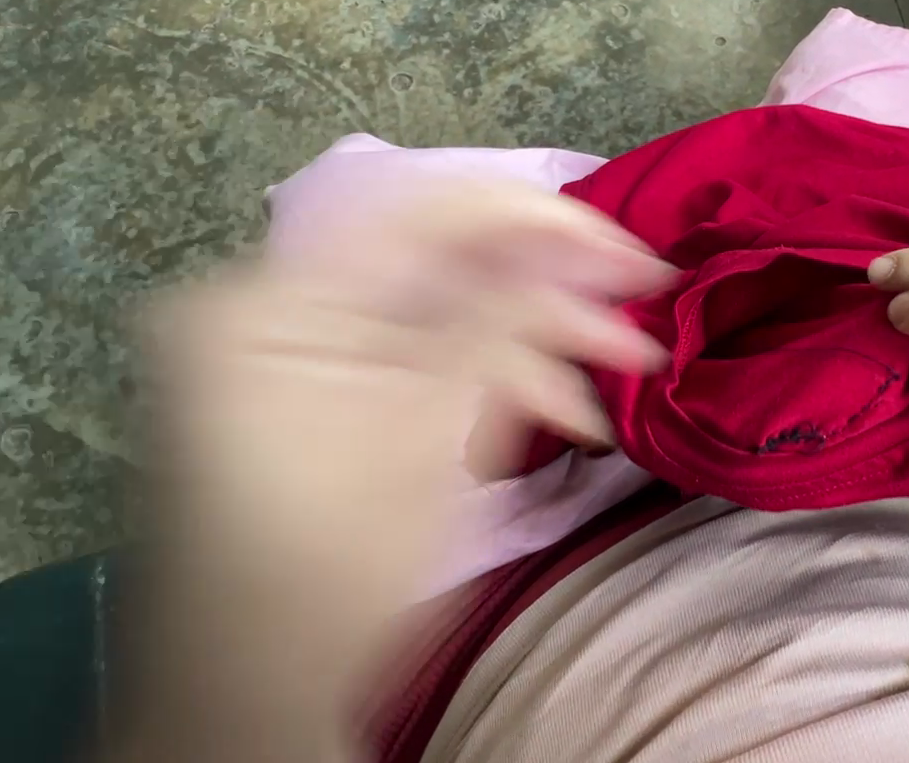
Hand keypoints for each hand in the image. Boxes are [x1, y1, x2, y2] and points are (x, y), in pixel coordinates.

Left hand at [132, 182, 670, 758]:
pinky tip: (576, 408)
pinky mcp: (363, 376)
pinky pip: (453, 348)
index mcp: (275, 304)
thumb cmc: (324, 584)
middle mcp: (296, 302)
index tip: (620, 248)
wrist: (261, 694)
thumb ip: (494, 326)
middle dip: (559, 277)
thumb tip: (570, 243)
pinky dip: (520, 372)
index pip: (422, 214)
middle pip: (452, 254)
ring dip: (555, 329)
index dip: (534, 217)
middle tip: (647, 287)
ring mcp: (331, 340)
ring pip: (466, 301)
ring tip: (634, 356)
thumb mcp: (422, 441)